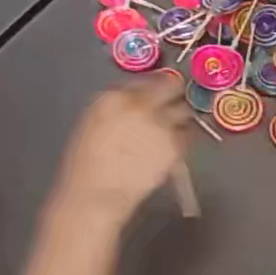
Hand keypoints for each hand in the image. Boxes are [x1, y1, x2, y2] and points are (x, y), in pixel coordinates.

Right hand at [48, 74, 192, 224]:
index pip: (145, 79)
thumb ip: (116, 107)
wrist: (97, 195)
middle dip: (176, 91)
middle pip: (171, 86)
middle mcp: (140, 106)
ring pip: (185, 110)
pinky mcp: (176, 146)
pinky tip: (171, 147)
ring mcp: (161, 125)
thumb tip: (135, 101)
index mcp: (113, 98)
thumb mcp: (93, 124)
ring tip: (175, 125)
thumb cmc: (87, 166)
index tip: (157, 90)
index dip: (154, 85)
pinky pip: (188, 135)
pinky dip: (184, 137)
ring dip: (182, 115)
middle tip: (176, 98)